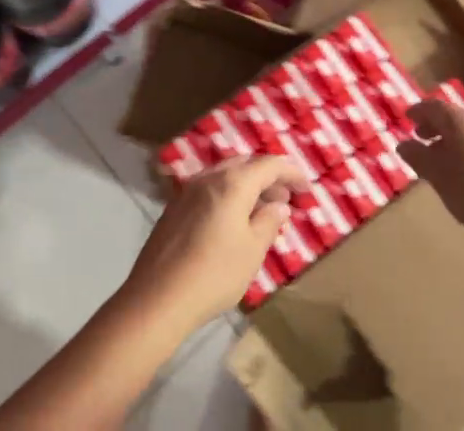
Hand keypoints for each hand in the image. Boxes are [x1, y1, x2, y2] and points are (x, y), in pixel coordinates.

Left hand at [120, 154, 306, 331]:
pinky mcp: (174, 209)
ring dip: (247, 186)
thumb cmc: (214, 274)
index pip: (268, 165)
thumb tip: (278, 206)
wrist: (158, 298)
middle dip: (267, 176)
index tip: (306, 188)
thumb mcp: (252, 251)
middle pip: (244, 165)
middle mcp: (208, 178)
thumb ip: (268, 222)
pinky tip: (233, 221)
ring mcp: (187, 192)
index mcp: (232, 183)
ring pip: (224, 176)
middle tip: (285, 197)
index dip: (290, 173)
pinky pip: (208, 190)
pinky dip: (227, 196)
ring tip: (262, 210)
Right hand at [398, 98, 463, 249]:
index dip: (418, 111)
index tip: (406, 118)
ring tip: (437, 157)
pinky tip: (462, 170)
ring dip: (449, 138)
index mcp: (462, 122)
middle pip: (453, 116)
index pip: (435, 106)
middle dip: (434, 124)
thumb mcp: (437, 175)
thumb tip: (403, 144)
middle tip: (419, 137)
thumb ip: (418, 156)